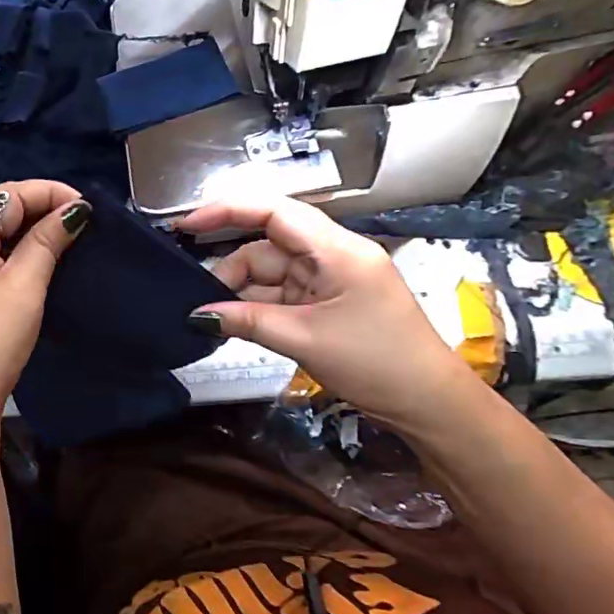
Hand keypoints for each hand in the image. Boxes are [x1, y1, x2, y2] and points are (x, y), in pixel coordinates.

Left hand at [0, 181, 91, 420]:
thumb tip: (75, 209)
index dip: (46, 194)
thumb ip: (46, 241)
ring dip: (28, 227)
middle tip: (81, 219)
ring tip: (67, 232)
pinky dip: (14, 248)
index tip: (87, 205)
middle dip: (38, 207)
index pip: (2, 197)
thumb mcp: (22, 288)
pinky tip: (41, 252)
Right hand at [177, 198, 477, 426]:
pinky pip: (278, 295)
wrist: (427, 403)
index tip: (186, 224)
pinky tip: (232, 324)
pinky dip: (254, 308)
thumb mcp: (303, 339)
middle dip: (231, 272)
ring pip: (268, 274)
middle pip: (266, 247)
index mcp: (337, 250)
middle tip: (199, 304)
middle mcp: (331, 256)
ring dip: (240, 294)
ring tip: (212, 320)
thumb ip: (246, 321)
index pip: (275, 212)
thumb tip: (196, 315)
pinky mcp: (324, 303)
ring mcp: (328, 280)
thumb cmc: (375, 362)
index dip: (228, 211)